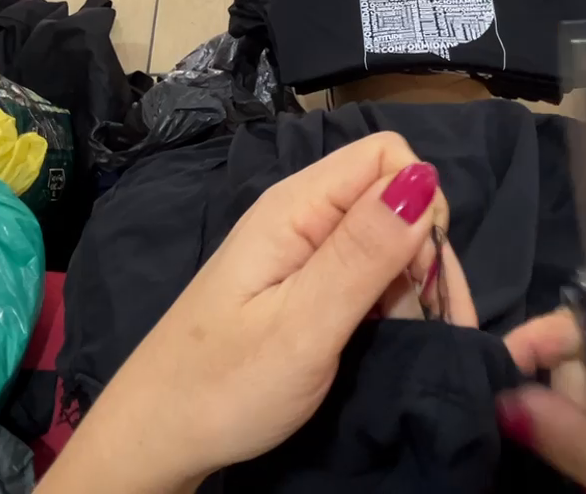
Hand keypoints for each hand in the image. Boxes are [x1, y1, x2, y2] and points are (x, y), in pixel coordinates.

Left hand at [39, 132, 456, 493]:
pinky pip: (364, 267)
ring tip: (401, 339)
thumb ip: (363, 252)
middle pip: (390, 196)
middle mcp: (300, 212)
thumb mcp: (303, 325)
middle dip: (423, 252)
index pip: (385, 155)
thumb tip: (424, 178)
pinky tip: (385, 337)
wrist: (160, 431)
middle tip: (422, 323)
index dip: (420, 204)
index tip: (421, 276)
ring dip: (409, 283)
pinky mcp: (301, 278)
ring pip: (384, 236)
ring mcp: (299, 245)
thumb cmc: (225, 384)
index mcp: (296, 206)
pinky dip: (389, 299)